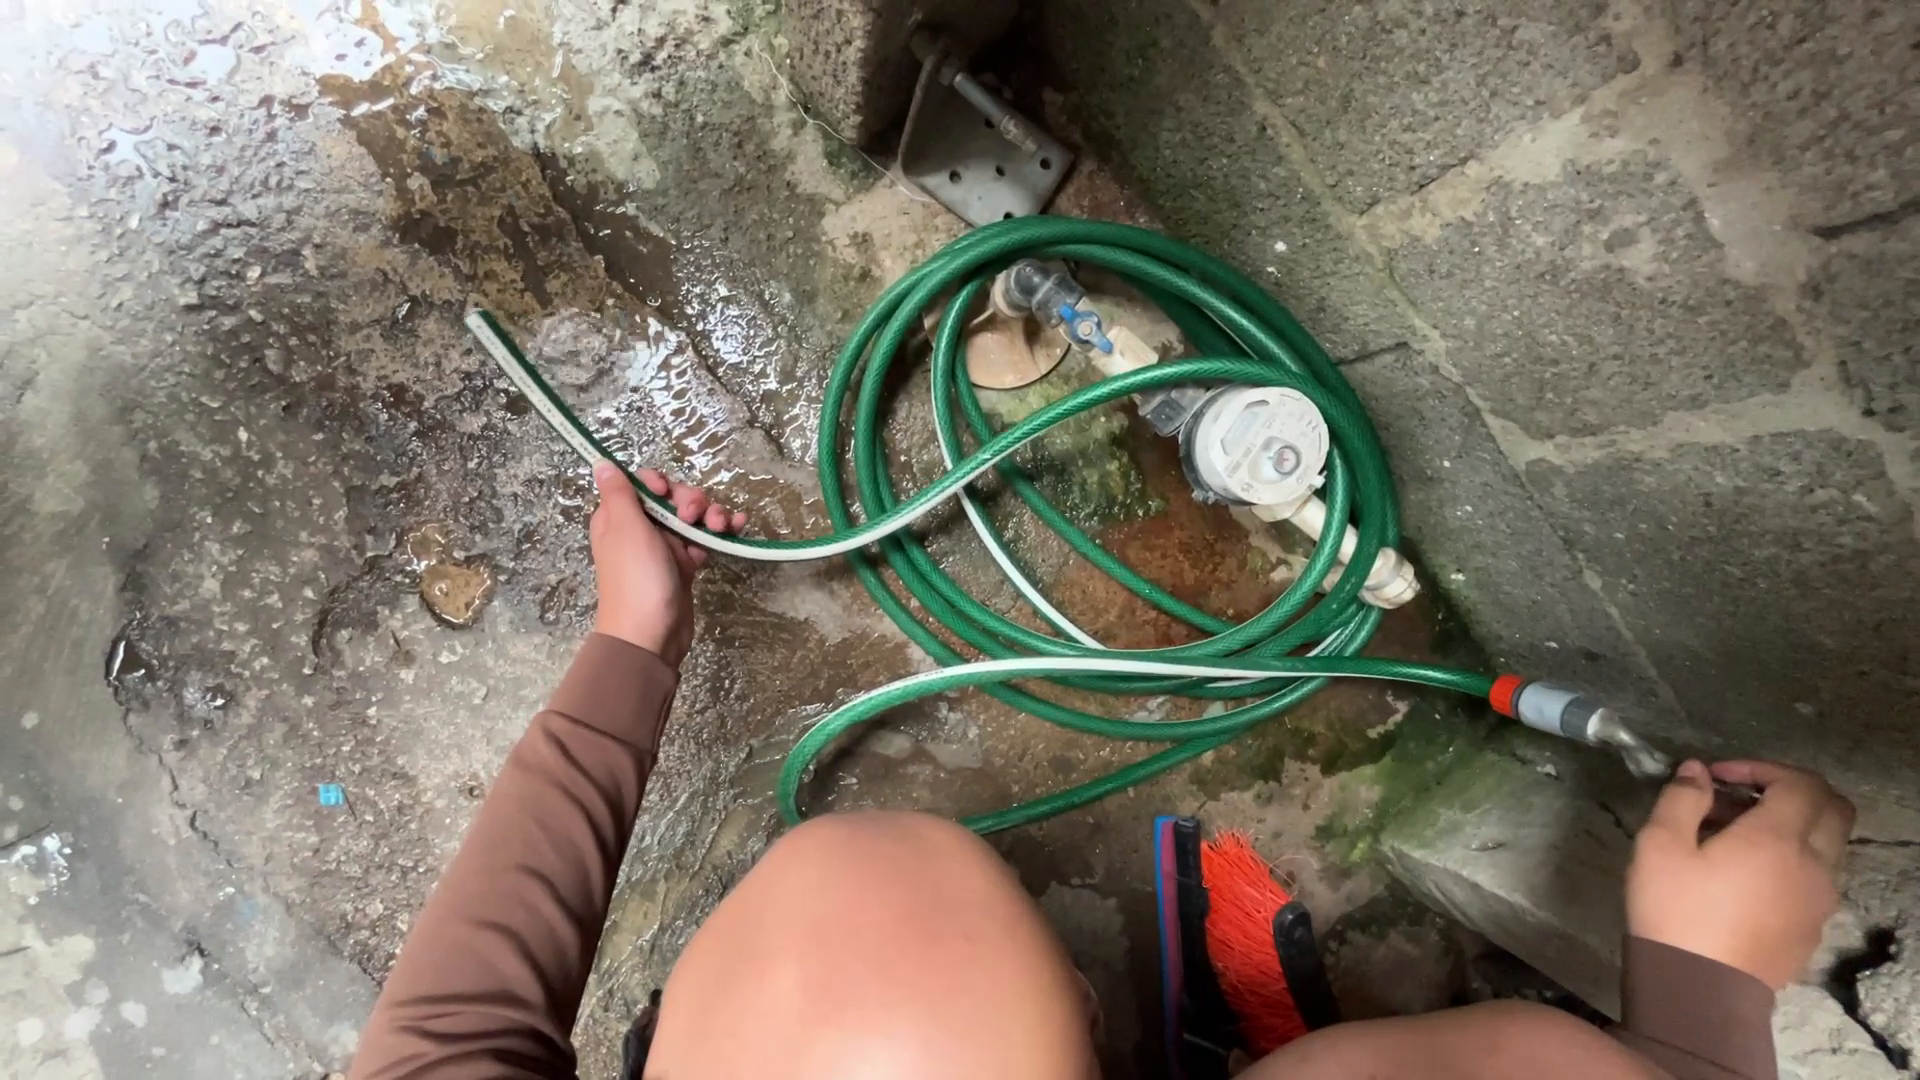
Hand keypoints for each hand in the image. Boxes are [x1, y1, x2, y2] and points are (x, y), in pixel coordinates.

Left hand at [588, 461, 746, 666]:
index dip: (660, 483)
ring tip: (722, 527)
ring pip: (693, 517)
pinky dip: (722, 532)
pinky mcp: (686, 564)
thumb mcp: (627, 529)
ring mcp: (665, 547)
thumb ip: (619, 493)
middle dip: (692, 500)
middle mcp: (641, 528)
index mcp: (619, 517)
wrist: (652, 632)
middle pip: (672, 497)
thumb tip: (602, 463)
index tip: (667, 492)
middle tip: (696, 517)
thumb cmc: (636, 578)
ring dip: (712, 515)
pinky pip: (705, 539)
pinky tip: (738, 527)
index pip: (642, 484)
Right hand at [1627, 759, 1854, 988]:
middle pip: (1834, 809)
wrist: (1702, 977)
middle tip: (1737, 791)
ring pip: (1828, 840)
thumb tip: (1696, 770)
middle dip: (1788, 787)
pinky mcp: (1815, 917)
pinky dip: (1790, 850)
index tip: (1715, 774)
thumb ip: (1681, 799)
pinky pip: (1818, 869)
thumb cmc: (1675, 903)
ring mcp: (1822, 894)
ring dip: (1789, 820)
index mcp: (1776, 839)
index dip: (1760, 767)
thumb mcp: (1659, 843)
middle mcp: (1814, 863)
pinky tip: (1741, 864)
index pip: (1801, 785)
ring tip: (1729, 829)